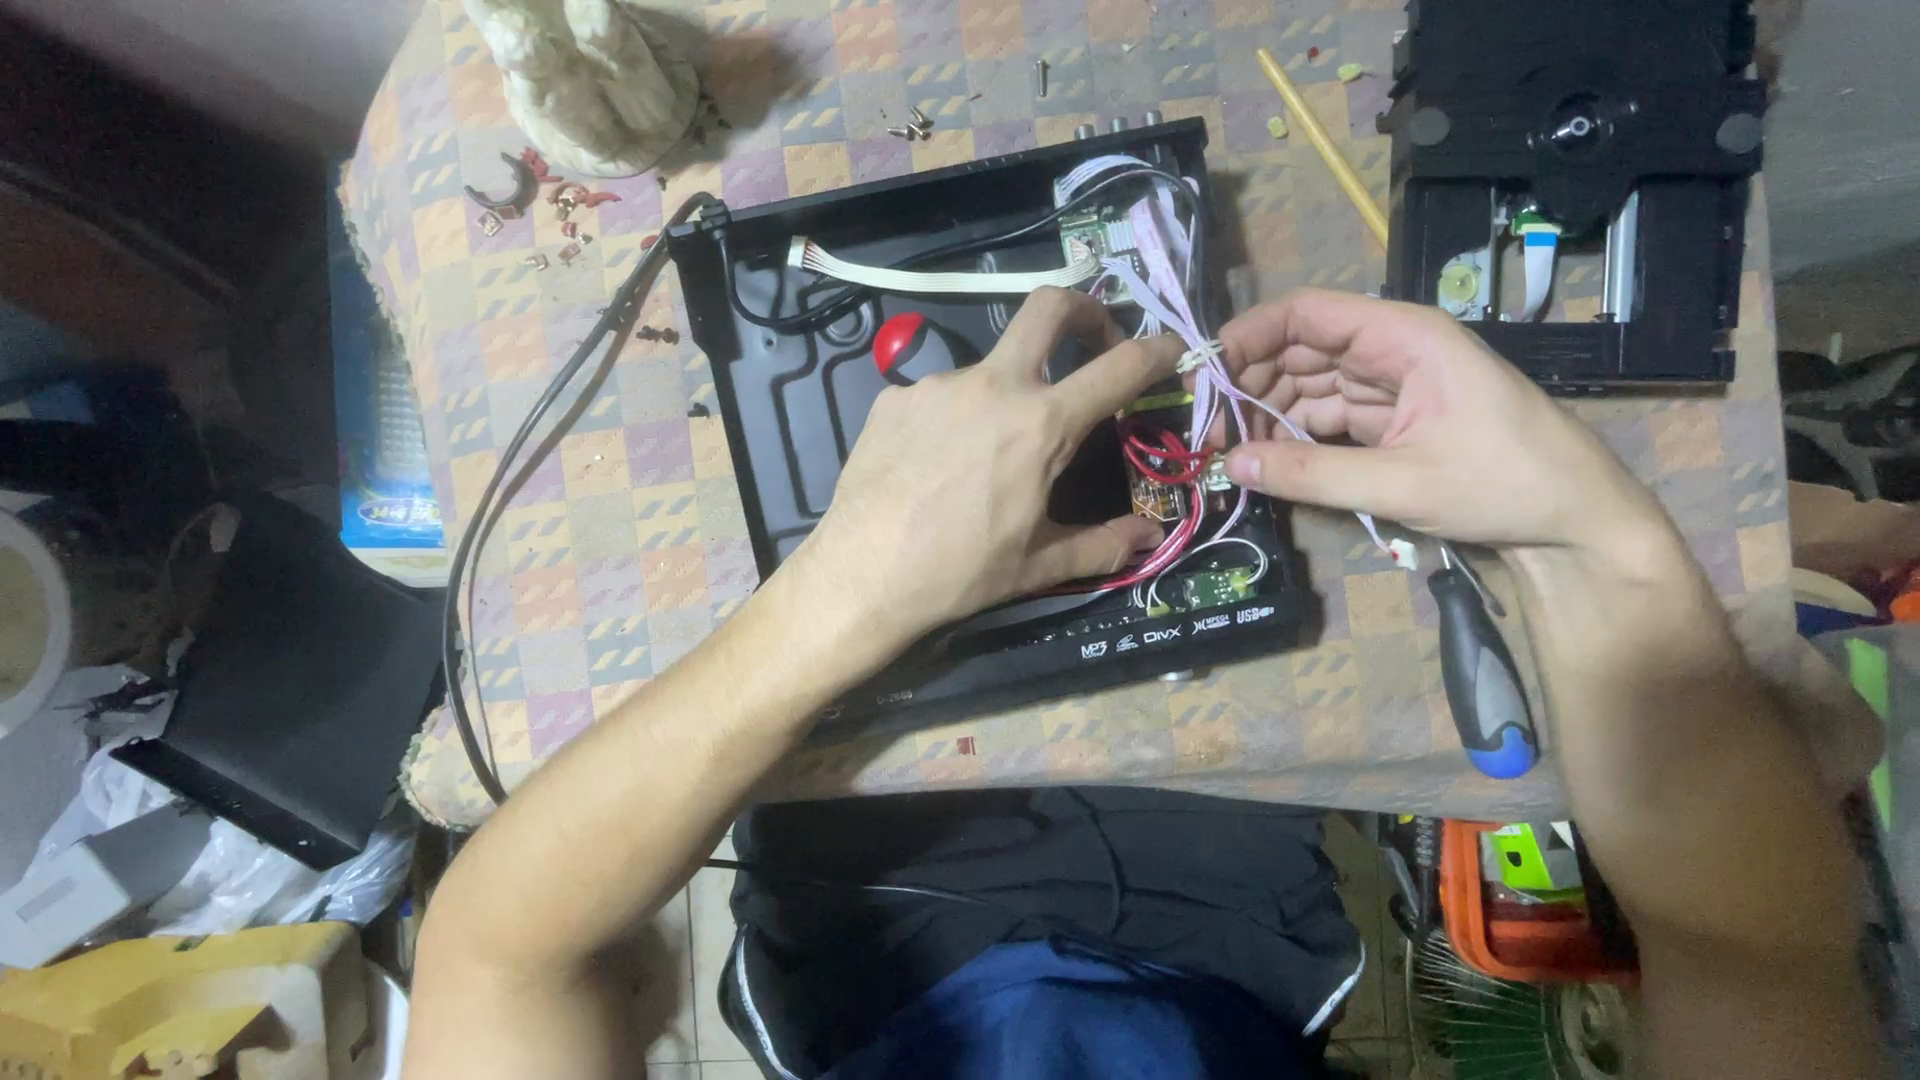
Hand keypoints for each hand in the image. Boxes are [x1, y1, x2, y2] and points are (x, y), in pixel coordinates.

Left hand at [783, 287, 1180, 643]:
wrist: (863, 575)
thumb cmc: (960, 573)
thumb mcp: (1040, 565)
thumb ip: (1104, 544)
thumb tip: (1150, 536)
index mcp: (1041, 424)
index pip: (1120, 366)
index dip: (1158, 350)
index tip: (1172, 350)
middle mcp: (992, 386)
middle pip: (1049, 306)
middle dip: (1084, 310)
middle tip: (1092, 342)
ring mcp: (937, 385)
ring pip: (988, 367)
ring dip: (1005, 393)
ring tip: (985, 456)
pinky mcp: (895, 398)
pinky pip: (939, 395)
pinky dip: (954, 418)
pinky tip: (935, 463)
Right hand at [1217, 289, 1669, 558]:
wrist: (1576, 524)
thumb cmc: (1507, 484)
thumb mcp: (1403, 482)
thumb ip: (1311, 474)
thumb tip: (1229, 465)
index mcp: (1402, 337)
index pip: (1304, 313)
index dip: (1247, 337)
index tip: (1201, 378)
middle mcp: (1389, 350)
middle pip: (1296, 349)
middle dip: (1248, 383)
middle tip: (1209, 430)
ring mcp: (1387, 387)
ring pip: (1303, 385)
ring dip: (1264, 415)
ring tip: (1233, 454)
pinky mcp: (1386, 421)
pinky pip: (1321, 418)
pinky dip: (1290, 437)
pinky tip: (1265, 461)